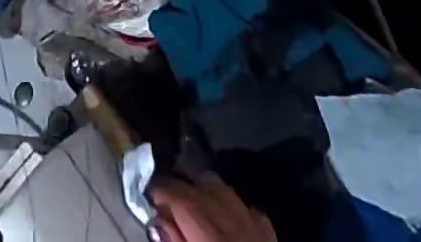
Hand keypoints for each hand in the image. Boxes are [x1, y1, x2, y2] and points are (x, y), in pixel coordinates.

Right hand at [149, 174, 275, 241]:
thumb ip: (175, 240)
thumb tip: (159, 219)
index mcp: (205, 227)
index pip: (175, 194)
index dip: (159, 192)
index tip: (151, 199)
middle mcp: (227, 215)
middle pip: (197, 184)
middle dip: (179, 188)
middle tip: (167, 199)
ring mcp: (251, 220)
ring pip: (222, 188)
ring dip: (204, 190)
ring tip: (195, 202)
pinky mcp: (269, 232)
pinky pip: (248, 209)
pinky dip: (234, 210)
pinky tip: (230, 220)